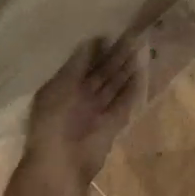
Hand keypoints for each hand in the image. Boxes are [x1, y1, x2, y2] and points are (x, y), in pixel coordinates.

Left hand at [23, 38, 138, 189]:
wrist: (62, 162)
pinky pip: (124, 102)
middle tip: (130, 36)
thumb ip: (75, 66)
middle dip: (114, 56)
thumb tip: (89, 42)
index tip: (109, 33)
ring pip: (114, 85)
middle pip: (101, 73)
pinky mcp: (112, 122)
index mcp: (62, 88)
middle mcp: (80, 98)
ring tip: (139, 49)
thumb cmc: (53, 121)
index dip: (94, 50)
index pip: (81, 64)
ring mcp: (97, 110)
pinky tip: (141, 73)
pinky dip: (132, 89)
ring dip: (125, 69)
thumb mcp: (58, 88)